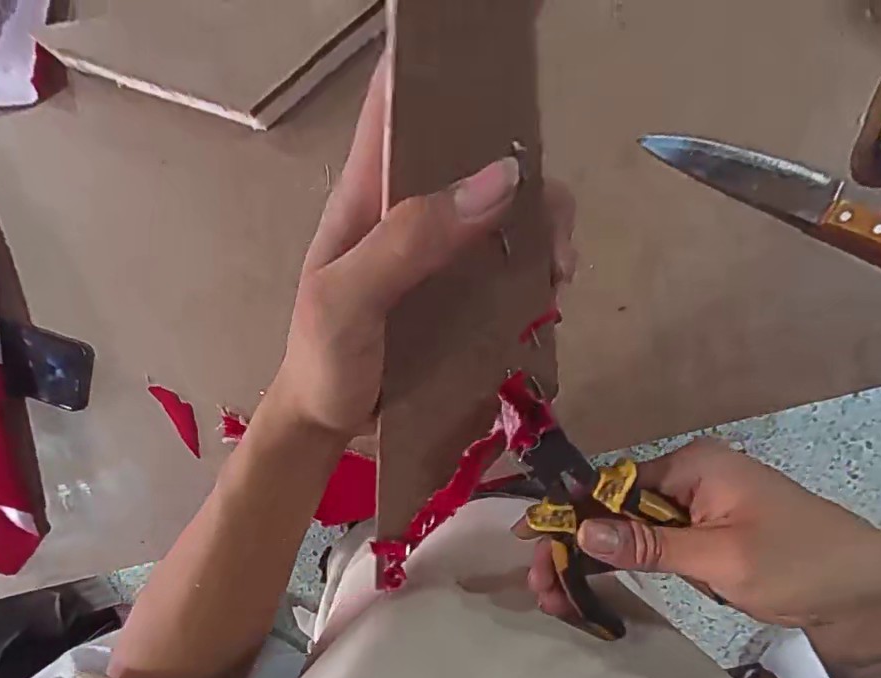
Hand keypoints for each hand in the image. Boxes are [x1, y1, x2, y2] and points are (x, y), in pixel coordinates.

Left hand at [265, 59, 578, 438]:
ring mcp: (434, 254)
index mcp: (365, 198)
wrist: (328, 423)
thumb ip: (406, 242)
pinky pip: (505, 262)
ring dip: (542, 226)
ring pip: (502, 209)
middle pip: (472, 153)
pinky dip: (536, 268)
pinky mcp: (456, 294)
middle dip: (521, 163)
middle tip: (551, 213)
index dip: (439, 63)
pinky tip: (549, 291)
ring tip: (558, 270)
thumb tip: (499, 179)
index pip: (397, 103)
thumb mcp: (345, 302)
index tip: (497, 50)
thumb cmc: (322, 363)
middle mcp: (406, 213)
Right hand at [527, 438, 880, 629]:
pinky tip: (583, 590)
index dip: (568, 512)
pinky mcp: (692, 540)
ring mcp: (688, 511)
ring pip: (620, 533)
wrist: (870, 600)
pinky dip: (613, 569)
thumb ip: (646, 544)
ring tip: (553, 596)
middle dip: (571, 547)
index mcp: (693, 466)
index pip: (612, 484)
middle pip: (609, 511)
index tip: (530, 538)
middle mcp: (685, 480)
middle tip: (540, 585)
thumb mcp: (720, 555)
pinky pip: (640, 549)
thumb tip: (580, 534)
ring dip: (586, 563)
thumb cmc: (803, 563)